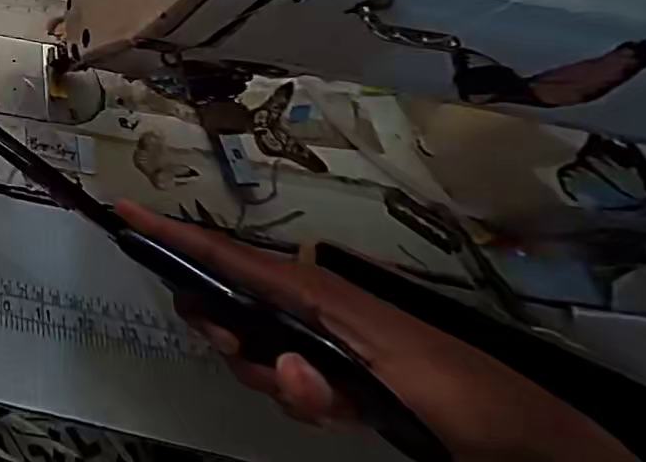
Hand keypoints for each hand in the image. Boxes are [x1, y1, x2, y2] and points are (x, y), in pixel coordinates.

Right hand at [115, 201, 634, 461]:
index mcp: (308, 285)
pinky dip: (289, 392)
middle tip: (242, 354)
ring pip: (248, 343)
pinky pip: (277, 371)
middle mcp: (301, 299)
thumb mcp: (385, 362)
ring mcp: (312, 332)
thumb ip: (318, 352)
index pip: (225, 253)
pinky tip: (328, 404)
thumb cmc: (449, 382)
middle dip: (223, 330)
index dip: (171, 234)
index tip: (125, 212)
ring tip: (320, 398)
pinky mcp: (325, 365)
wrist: (521, 433)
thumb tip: (273, 357)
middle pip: (225, 300)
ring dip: (266, 374)